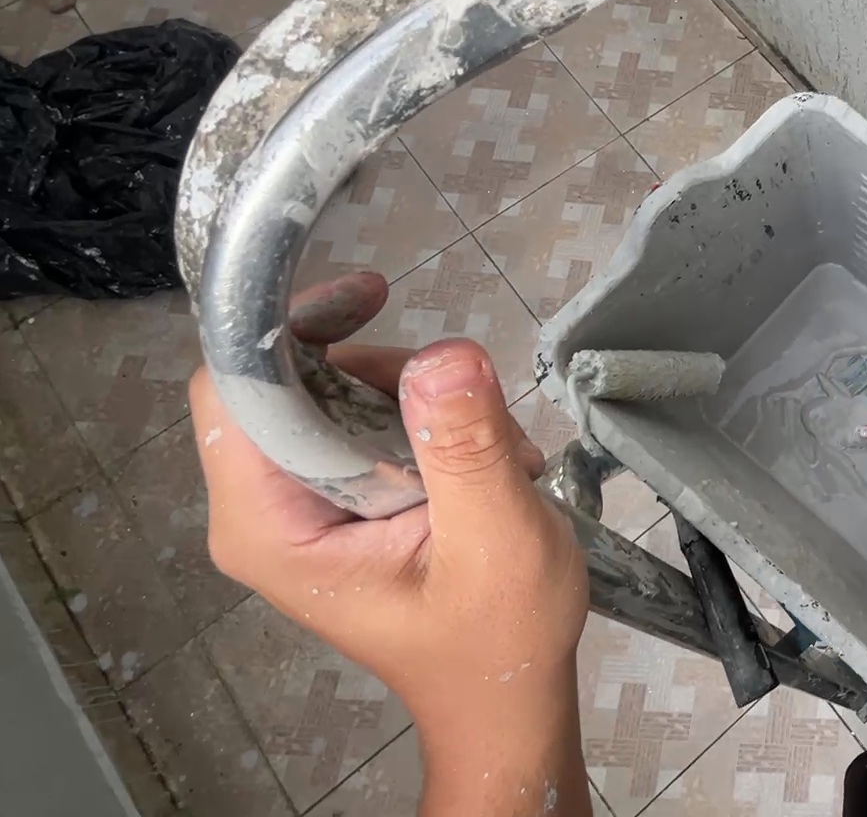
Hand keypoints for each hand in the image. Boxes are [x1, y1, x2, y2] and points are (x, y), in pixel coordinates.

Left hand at [190, 273, 591, 815]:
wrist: (508, 688)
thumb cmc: (499, 633)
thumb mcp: (497, 538)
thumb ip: (466, 448)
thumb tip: (446, 353)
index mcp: (275, 523)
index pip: (238, 394)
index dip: (292, 332)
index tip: (376, 297)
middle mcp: (277, 506)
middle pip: (302, 385)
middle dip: (400, 378)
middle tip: (483, 412)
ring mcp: (318, 503)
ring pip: (355, 397)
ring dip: (439, 406)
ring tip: (506, 459)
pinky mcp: (358, 499)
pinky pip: (387, 424)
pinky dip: (449, 426)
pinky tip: (498, 467)